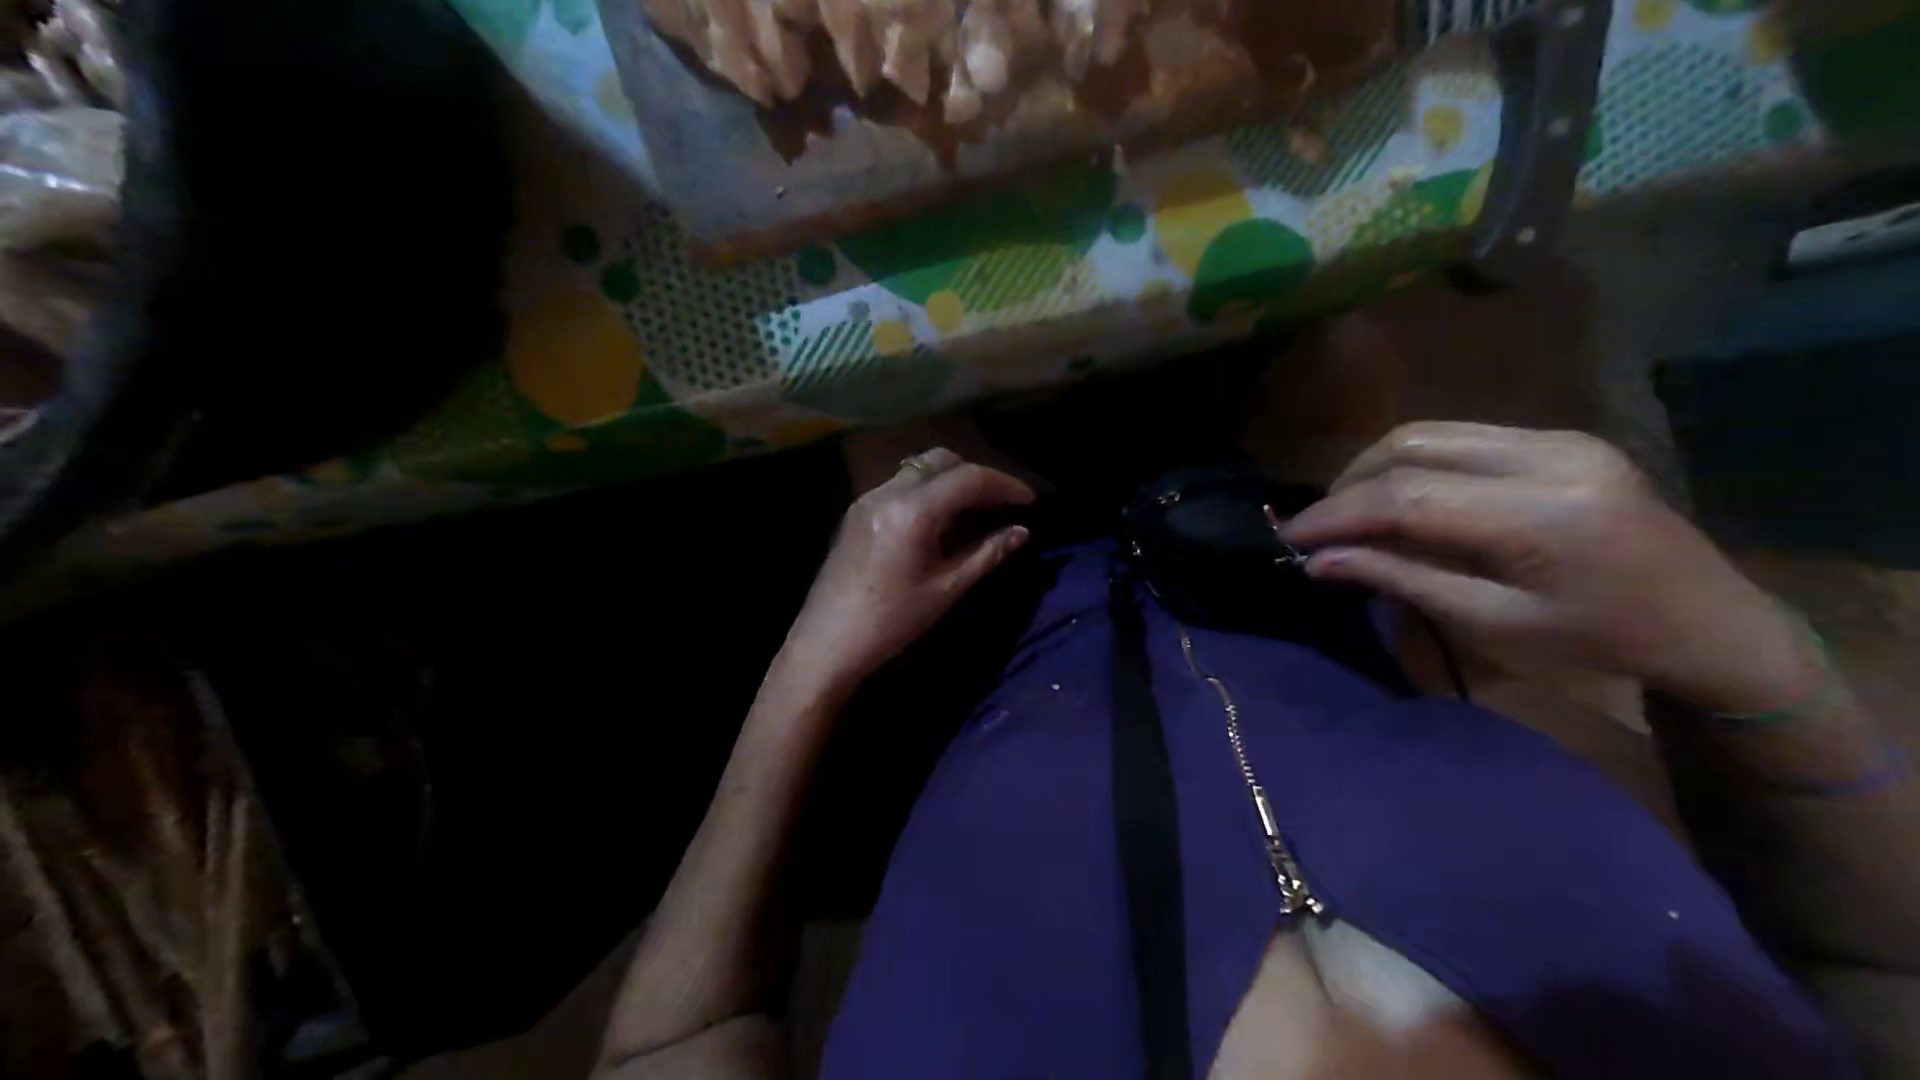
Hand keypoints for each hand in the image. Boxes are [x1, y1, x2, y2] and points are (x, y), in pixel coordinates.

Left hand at [778, 448, 1034, 700]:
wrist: (826, 643)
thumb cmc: (891, 622)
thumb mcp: (946, 589)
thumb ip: (987, 553)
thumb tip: (1022, 532)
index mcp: (912, 510)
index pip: (968, 478)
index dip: (1004, 484)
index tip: (1029, 500)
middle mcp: (887, 492)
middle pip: (941, 460)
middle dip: (977, 475)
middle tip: (1001, 503)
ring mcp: (867, 499)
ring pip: (918, 469)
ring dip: (951, 480)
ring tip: (974, 511)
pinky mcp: (856, 512)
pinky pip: (900, 485)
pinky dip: (927, 491)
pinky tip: (938, 521)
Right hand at [1284, 422, 1819, 712]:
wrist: (1712, 623)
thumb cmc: (1600, 641)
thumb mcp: (1491, 623)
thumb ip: (1400, 579)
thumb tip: (1319, 561)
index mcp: (1543, 515)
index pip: (1407, 496)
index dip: (1336, 514)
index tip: (1290, 537)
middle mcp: (1551, 457)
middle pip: (1410, 446)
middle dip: (1347, 486)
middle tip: (1317, 529)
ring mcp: (1559, 438)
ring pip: (1427, 432)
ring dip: (1371, 469)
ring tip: (1347, 513)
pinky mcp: (1558, 438)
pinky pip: (1457, 436)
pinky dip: (1408, 463)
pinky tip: (1395, 496)